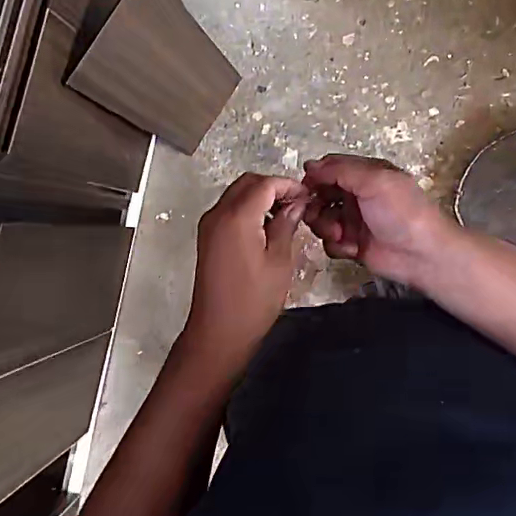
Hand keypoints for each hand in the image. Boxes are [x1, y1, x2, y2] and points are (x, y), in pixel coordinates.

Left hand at [181, 173, 309, 364]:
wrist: (219, 332)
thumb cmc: (253, 301)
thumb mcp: (279, 261)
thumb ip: (286, 225)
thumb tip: (296, 205)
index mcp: (236, 218)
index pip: (265, 185)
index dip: (289, 185)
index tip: (308, 196)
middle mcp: (218, 215)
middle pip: (248, 183)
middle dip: (274, 187)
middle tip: (298, 203)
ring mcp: (209, 226)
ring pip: (237, 195)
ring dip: (261, 197)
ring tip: (287, 215)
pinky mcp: (208, 238)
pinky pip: (229, 210)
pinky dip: (249, 209)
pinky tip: (267, 227)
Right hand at [301, 154, 461, 286]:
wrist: (422, 255)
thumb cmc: (402, 212)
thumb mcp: (374, 181)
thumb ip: (340, 170)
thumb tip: (309, 165)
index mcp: (366, 174)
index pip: (331, 169)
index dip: (315, 178)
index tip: (305, 189)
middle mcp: (358, 195)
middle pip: (321, 195)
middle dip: (316, 206)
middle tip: (319, 215)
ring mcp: (355, 221)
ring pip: (322, 220)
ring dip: (326, 227)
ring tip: (340, 234)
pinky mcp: (353, 245)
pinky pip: (331, 243)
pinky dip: (337, 245)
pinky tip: (352, 248)